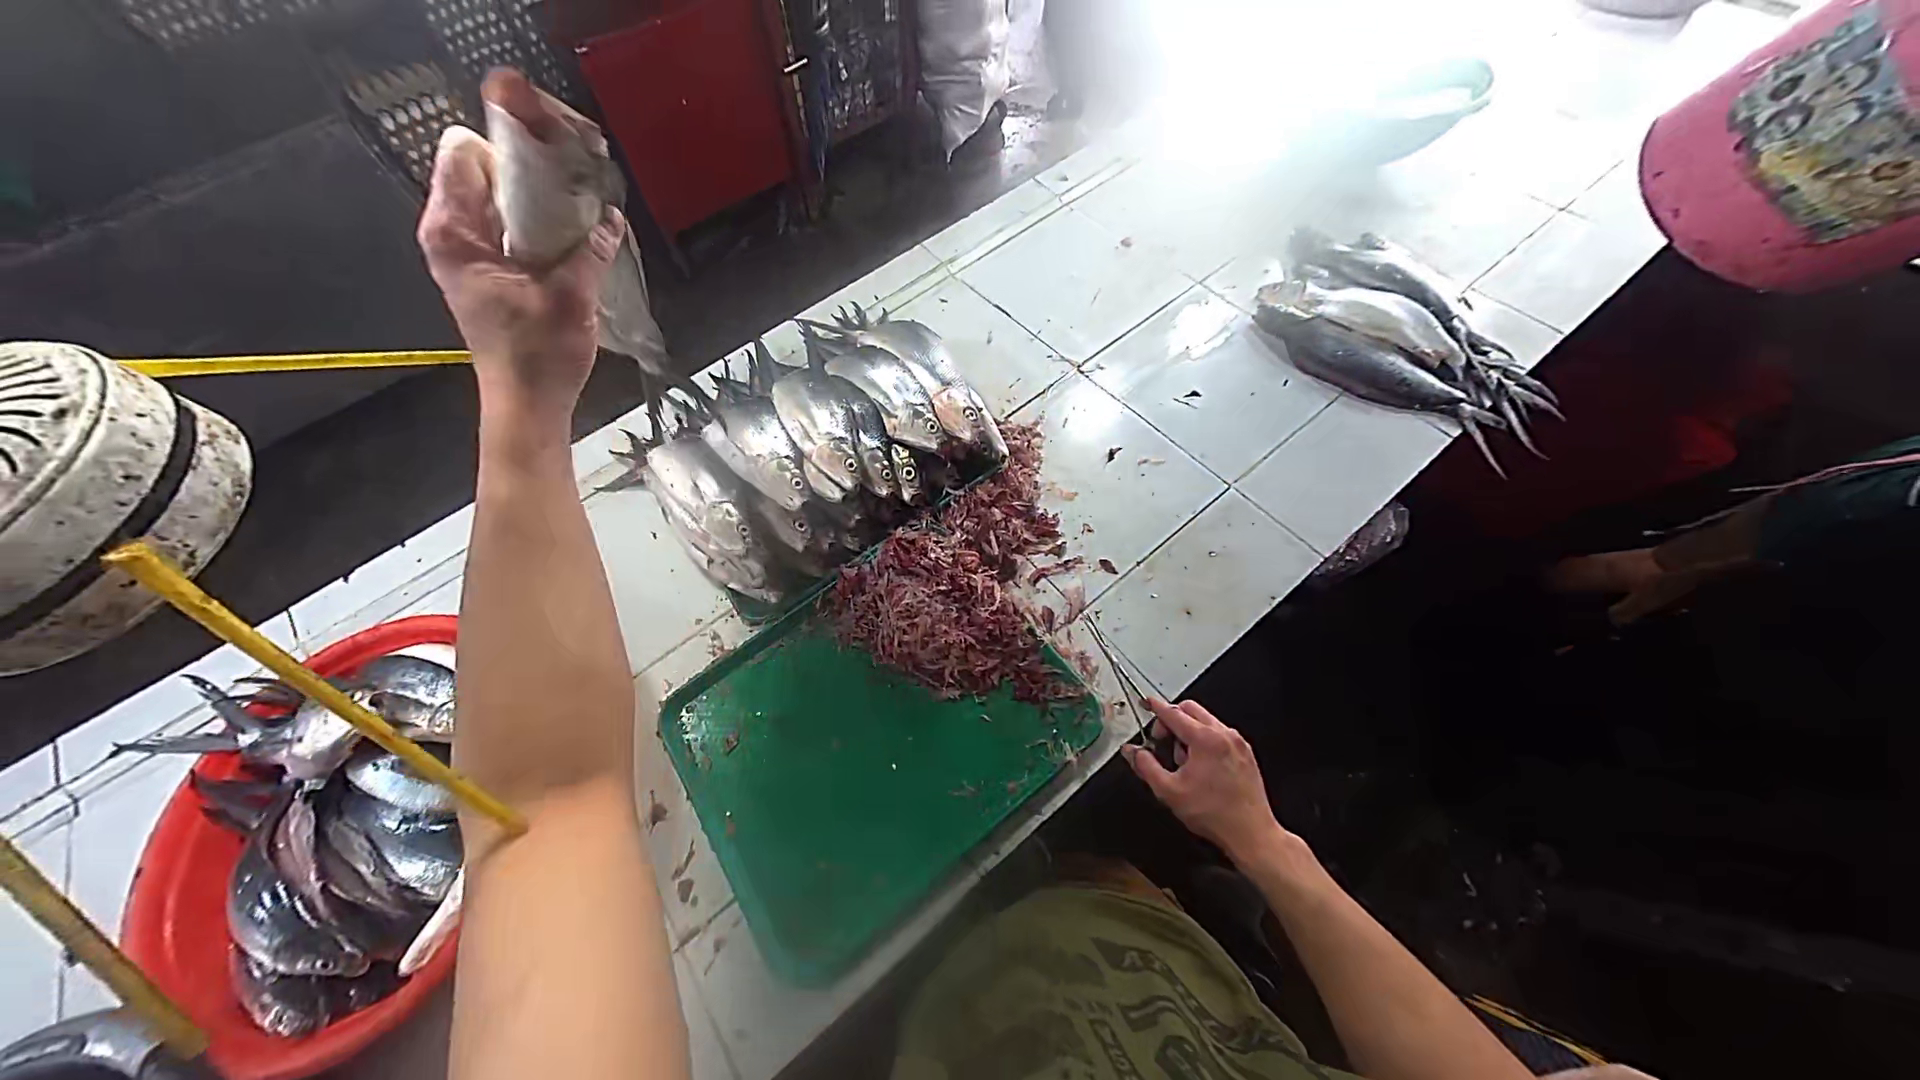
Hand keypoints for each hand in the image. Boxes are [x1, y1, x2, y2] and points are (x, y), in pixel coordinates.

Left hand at [415, 73, 622, 423]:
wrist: (530, 404)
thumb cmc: (538, 356)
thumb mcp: (571, 298)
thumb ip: (590, 252)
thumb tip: (610, 218)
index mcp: (454, 232)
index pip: (465, 154)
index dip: (508, 146)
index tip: (553, 153)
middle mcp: (454, 237)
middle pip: (487, 176)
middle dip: (531, 176)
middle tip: (577, 184)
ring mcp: (472, 256)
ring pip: (504, 207)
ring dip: (542, 207)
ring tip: (582, 213)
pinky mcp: (493, 275)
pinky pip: (514, 234)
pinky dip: (542, 232)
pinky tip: (576, 242)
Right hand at [1123, 698, 1287, 863]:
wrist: (1251, 833)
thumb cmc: (1216, 815)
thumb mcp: (1169, 791)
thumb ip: (1145, 766)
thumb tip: (1133, 751)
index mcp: (1205, 740)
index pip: (1173, 713)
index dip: (1155, 707)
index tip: (1147, 703)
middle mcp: (1224, 736)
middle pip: (1190, 709)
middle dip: (1172, 720)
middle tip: (1163, 740)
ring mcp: (1237, 743)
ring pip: (1205, 721)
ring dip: (1188, 732)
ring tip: (1184, 761)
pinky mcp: (1245, 753)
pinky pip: (1219, 733)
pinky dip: (1204, 740)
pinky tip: (1200, 766)